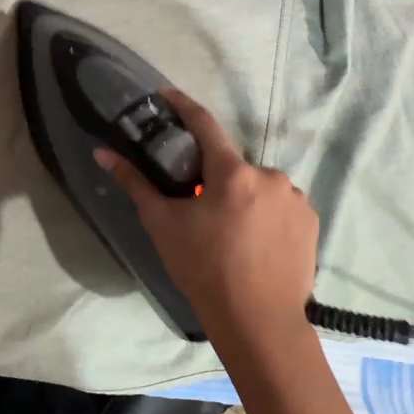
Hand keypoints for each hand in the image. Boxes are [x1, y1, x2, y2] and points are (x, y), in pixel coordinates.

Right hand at [93, 88, 317, 346]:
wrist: (257, 319)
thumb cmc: (203, 267)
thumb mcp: (161, 223)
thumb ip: (135, 183)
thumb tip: (102, 153)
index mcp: (233, 173)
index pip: (204, 125)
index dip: (182, 105)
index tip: (165, 93)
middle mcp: (270, 178)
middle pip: (231, 163)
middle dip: (212, 174)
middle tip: (192, 199)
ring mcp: (296, 200)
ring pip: (256, 185)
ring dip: (239, 195)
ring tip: (223, 226)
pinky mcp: (311, 223)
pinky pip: (278, 205)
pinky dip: (261, 212)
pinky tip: (248, 239)